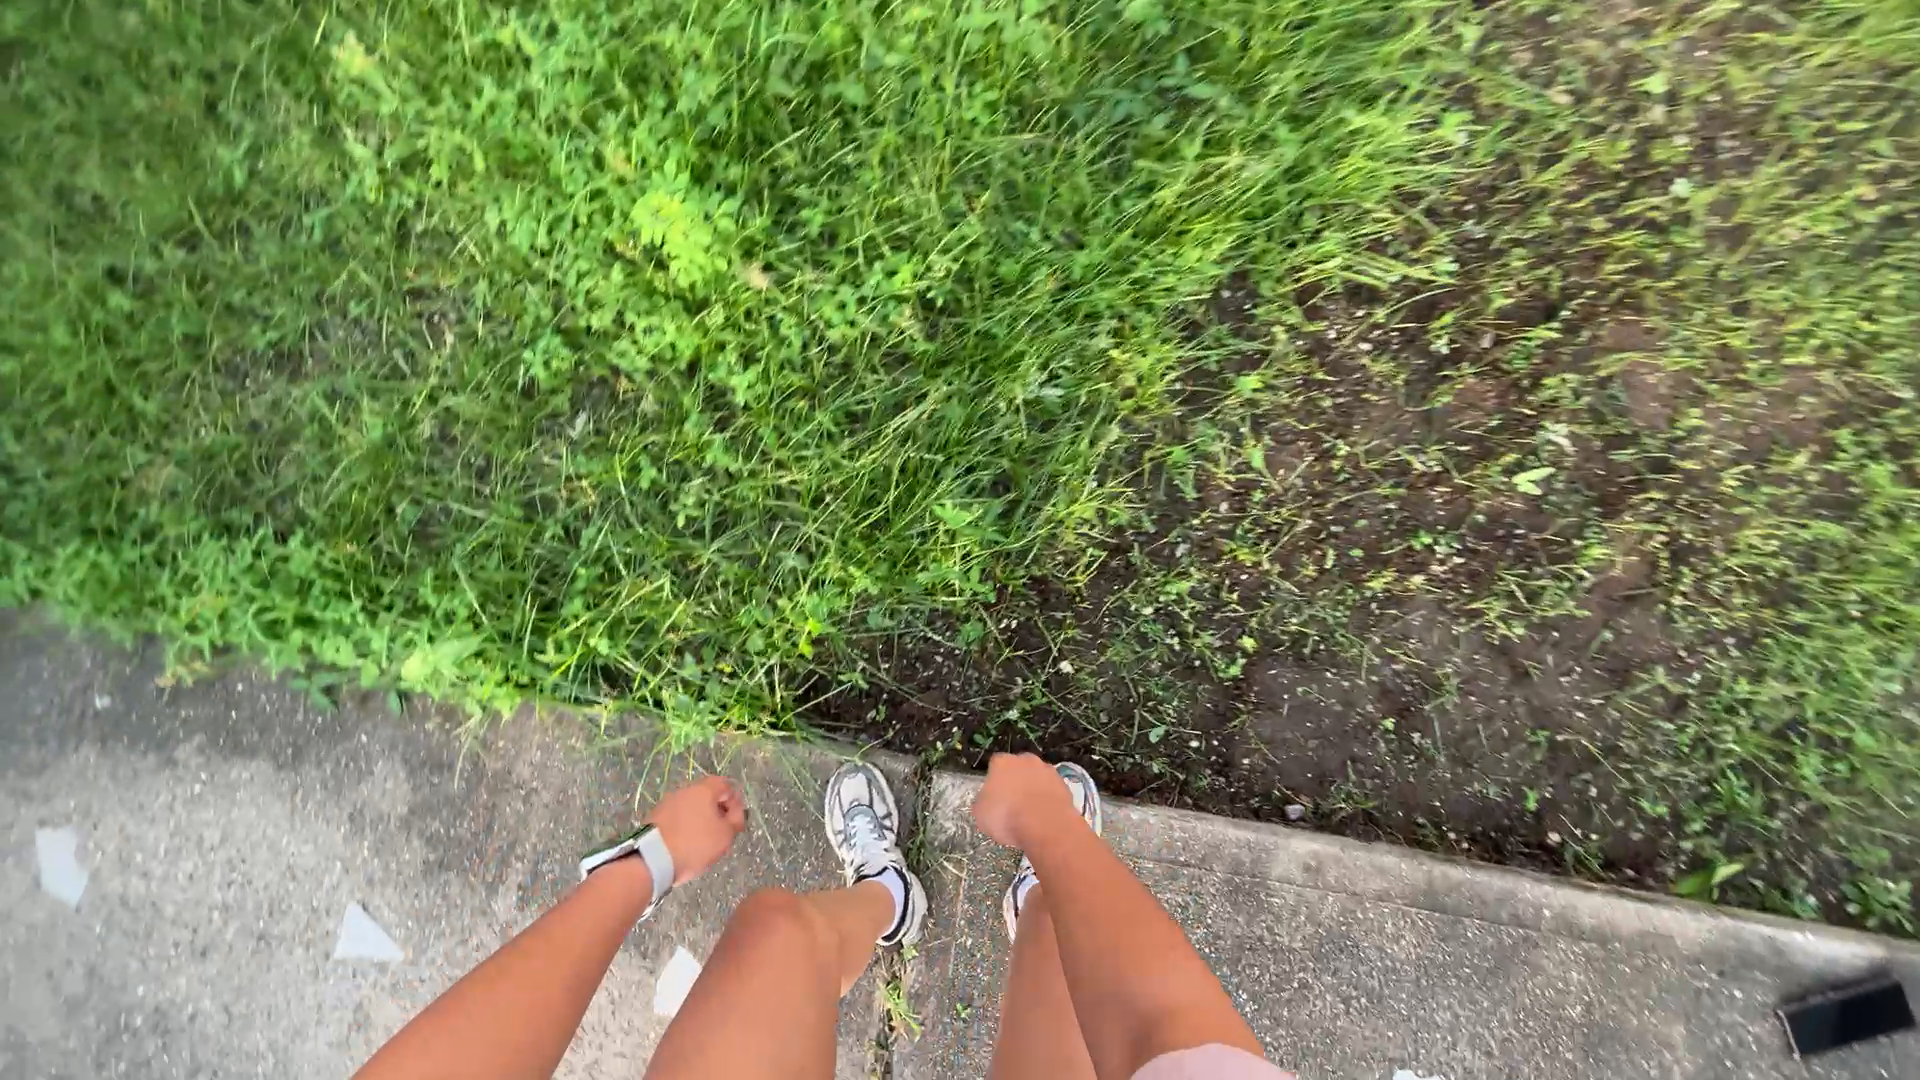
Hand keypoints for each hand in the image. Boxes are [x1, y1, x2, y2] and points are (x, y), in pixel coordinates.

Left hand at [646, 776, 747, 884]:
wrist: (652, 860)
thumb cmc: (695, 844)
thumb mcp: (726, 835)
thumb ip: (735, 820)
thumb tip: (733, 811)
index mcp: (703, 789)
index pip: (726, 785)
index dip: (735, 801)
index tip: (735, 821)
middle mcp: (684, 790)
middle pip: (707, 795)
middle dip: (716, 811)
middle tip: (720, 831)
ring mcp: (666, 803)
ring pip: (690, 807)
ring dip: (699, 819)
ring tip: (702, 841)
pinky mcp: (654, 818)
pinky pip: (676, 818)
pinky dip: (683, 827)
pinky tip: (685, 844)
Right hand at [971, 753, 1074, 850]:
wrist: (1045, 824)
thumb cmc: (1006, 816)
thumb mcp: (980, 814)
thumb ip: (983, 802)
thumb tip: (986, 802)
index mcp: (1002, 762)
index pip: (995, 765)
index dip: (994, 782)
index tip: (995, 798)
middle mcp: (1025, 760)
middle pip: (1018, 768)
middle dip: (1016, 782)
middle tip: (1013, 805)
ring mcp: (1047, 770)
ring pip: (1037, 778)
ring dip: (1034, 790)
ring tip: (1031, 814)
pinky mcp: (1064, 784)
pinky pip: (1051, 790)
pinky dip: (1048, 800)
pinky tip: (1045, 816)